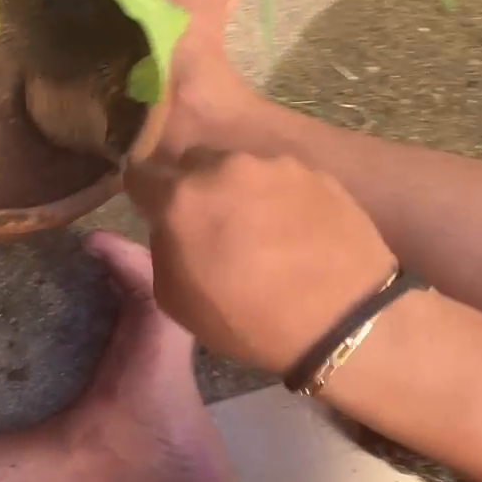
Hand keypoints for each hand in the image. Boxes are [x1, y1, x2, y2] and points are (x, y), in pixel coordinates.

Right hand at [126, 149, 396, 373]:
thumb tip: (170, 228)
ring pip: (237, 166)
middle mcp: (223, 168)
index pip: (139, 173)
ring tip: (258, 227)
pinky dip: (276, 196)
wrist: (342, 321)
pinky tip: (292, 229)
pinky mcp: (315, 172)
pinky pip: (279, 176)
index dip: (143, 193)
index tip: (152, 210)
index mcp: (180, 198)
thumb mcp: (174, 299)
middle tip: (209, 222)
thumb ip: (161, 249)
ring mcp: (273, 165)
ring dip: (236, 188)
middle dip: (191, 186)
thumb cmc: (246, 318)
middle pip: (191, 161)